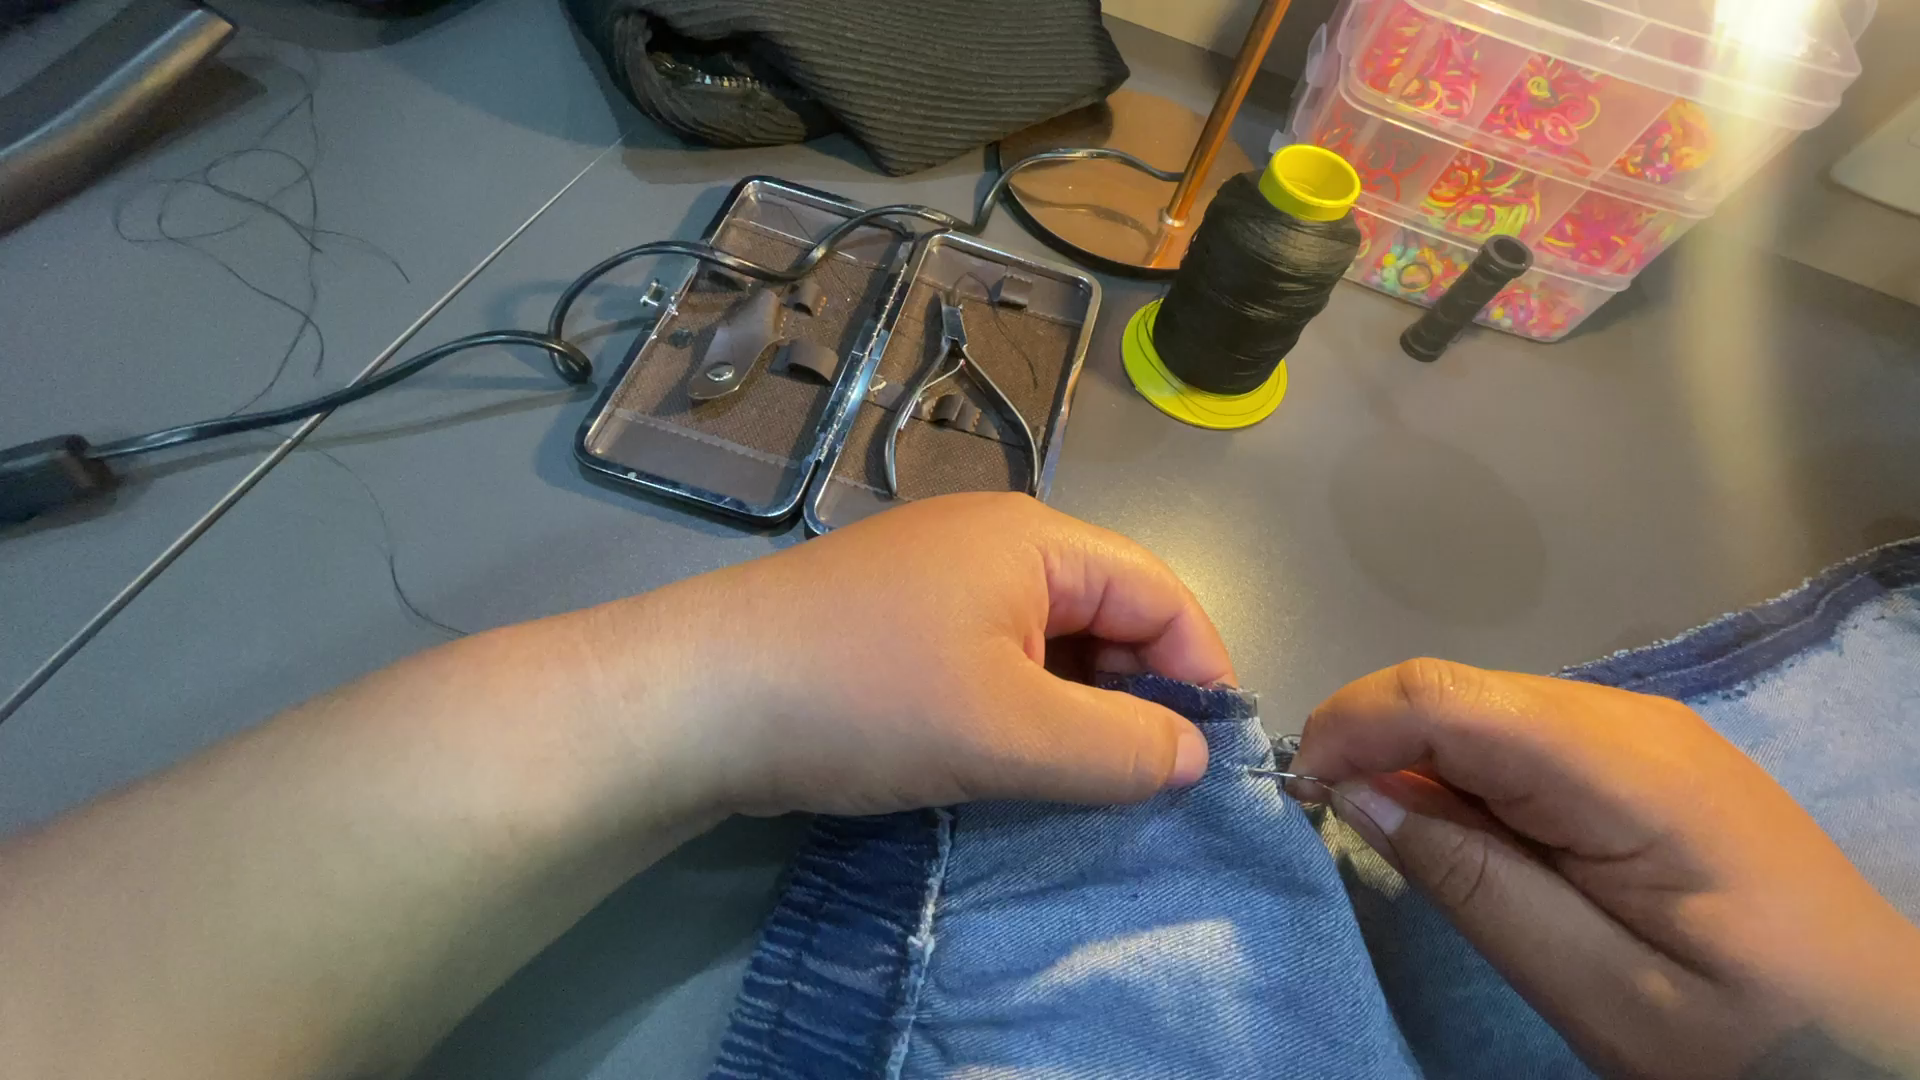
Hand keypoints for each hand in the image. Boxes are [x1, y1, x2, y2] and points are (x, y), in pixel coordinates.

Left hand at [585, 493, 1234, 818]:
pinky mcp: (903, 618)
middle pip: (1106, 610)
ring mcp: (942, 577)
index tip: (1209, 755)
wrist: (699, 697)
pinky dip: (1023, 704)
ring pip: (1050, 639)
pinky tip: (1013, 753)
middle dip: (1136, 691)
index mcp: (1035, 539)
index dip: (1199, 669)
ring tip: (1078, 777)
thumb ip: (1119, 746)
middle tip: (1140, 778)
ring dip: (1077, 705)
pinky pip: (996, 654)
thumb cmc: (867, 696)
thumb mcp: (1011, 730)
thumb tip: (1192, 755)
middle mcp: (994, 541)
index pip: (1158, 591)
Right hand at [1292, 660, 1919, 1079]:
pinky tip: (1468, 828)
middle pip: (1446, 691)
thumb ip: (1467, 879)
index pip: (1441, 697)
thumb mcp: (1598, 989)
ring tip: (1405, 834)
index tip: (1302, 789)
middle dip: (1369, 741)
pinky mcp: (1625, 748)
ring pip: (1466, 706)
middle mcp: (1620, 716)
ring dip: (1407, 757)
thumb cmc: (1756, 1043)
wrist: (1905, 1059)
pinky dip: (1451, 769)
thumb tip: (1354, 794)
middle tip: (1337, 816)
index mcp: (1623, 767)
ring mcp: (1628, 725)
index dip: (1349, 724)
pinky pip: (1501, 731)